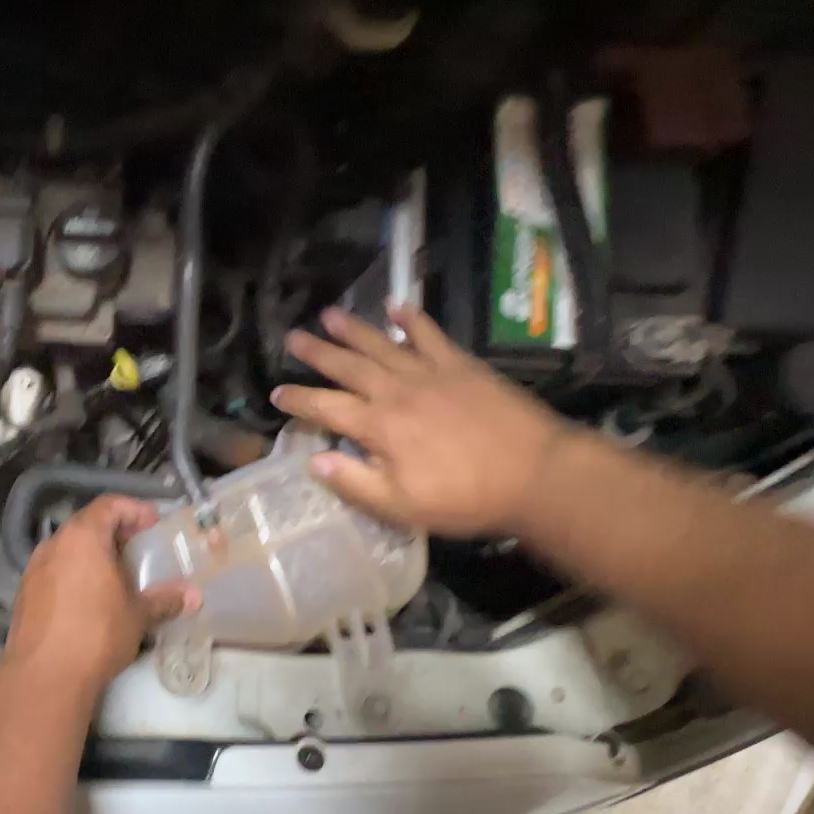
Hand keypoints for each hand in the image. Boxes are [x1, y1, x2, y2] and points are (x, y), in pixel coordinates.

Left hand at [0, 495, 198, 697]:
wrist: (44, 675)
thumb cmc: (96, 634)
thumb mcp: (138, 615)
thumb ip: (165, 599)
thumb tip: (196, 595)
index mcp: (82, 536)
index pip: (109, 504)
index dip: (134, 510)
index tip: (153, 524)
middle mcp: (53, 544)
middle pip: (87, 524)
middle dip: (114, 532)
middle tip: (139, 549)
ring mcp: (34, 568)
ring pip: (68, 548)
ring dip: (93, 554)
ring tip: (117, 575)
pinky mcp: (24, 592)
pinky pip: (54, 570)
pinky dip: (74, 573)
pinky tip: (90, 598)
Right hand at [270, 307, 566, 537]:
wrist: (537, 475)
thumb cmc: (465, 498)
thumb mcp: (401, 506)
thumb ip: (354, 482)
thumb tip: (314, 460)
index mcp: (378, 427)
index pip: (325, 408)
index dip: (297, 400)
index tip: (276, 393)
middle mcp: (396, 392)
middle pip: (347, 366)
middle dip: (316, 352)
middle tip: (291, 337)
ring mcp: (430, 374)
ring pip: (381, 345)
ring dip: (353, 329)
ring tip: (328, 313)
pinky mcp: (461, 366)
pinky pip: (430, 336)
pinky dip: (412, 320)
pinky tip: (397, 307)